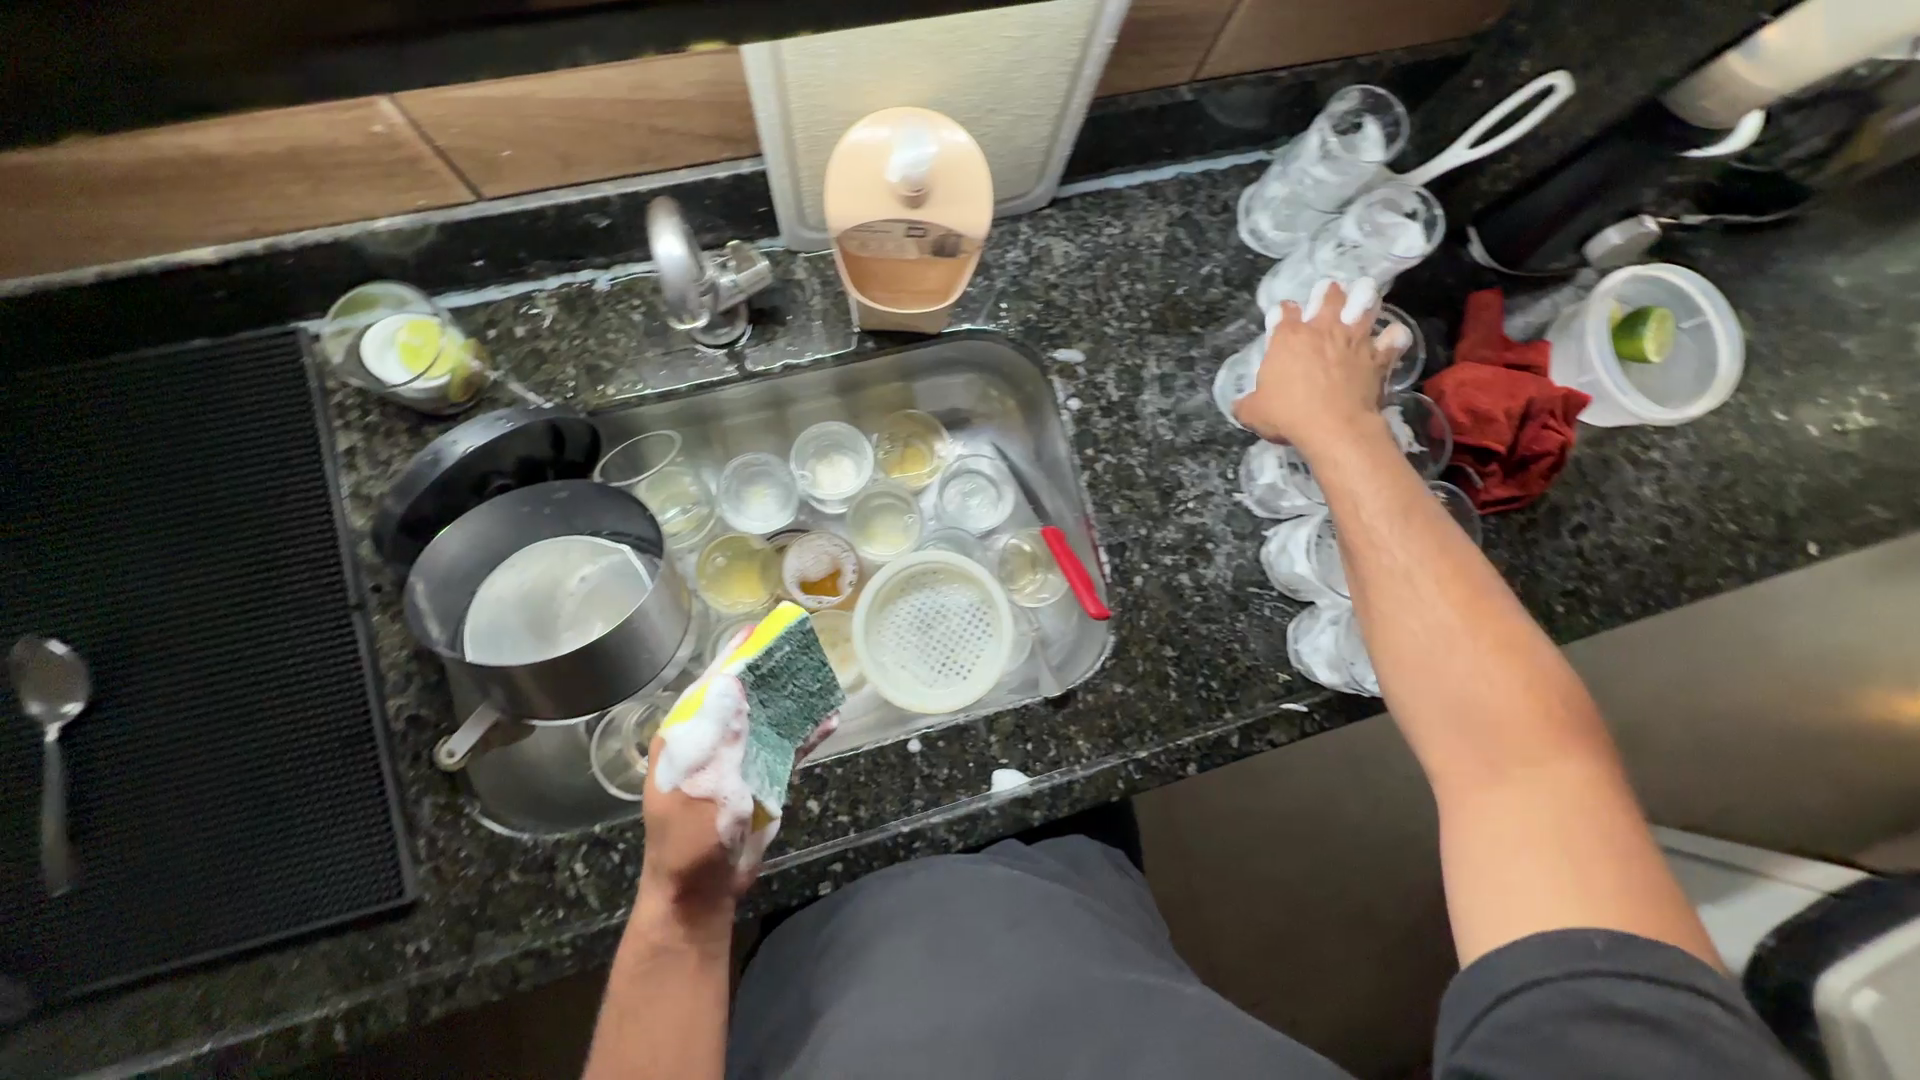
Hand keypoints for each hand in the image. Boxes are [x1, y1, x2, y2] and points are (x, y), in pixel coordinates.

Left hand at [635, 619, 841, 922]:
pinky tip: (830, 717)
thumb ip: (722, 733)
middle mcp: (711, 741)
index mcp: (686, 736)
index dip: (734, 656)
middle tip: (797, 643)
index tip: (757, 629)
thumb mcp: (704, 783)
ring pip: (768, 718)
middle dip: (768, 671)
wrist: (702, 892)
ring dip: (792, 698)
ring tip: (818, 672)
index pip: (712, 685)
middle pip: (744, 696)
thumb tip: (735, 681)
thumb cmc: (691, 838)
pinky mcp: (759, 779)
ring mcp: (737, 760)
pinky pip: (785, 748)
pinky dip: (806, 733)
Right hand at [1233, 278, 1410, 452]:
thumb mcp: (1253, 412)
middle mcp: (1322, 330)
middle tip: (1329, 294)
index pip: (1284, 311)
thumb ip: (1246, 404)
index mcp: (1288, 338)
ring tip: (1365, 295)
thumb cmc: (1288, 415)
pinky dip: (1393, 336)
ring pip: (1365, 304)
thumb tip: (1239, 405)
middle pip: (1329, 296)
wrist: (1334, 427)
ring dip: (1365, 297)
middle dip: (1328, 292)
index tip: (1285, 316)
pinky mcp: (1377, 356)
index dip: (1284, 311)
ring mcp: (1353, 339)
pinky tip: (1392, 337)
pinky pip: (1393, 338)